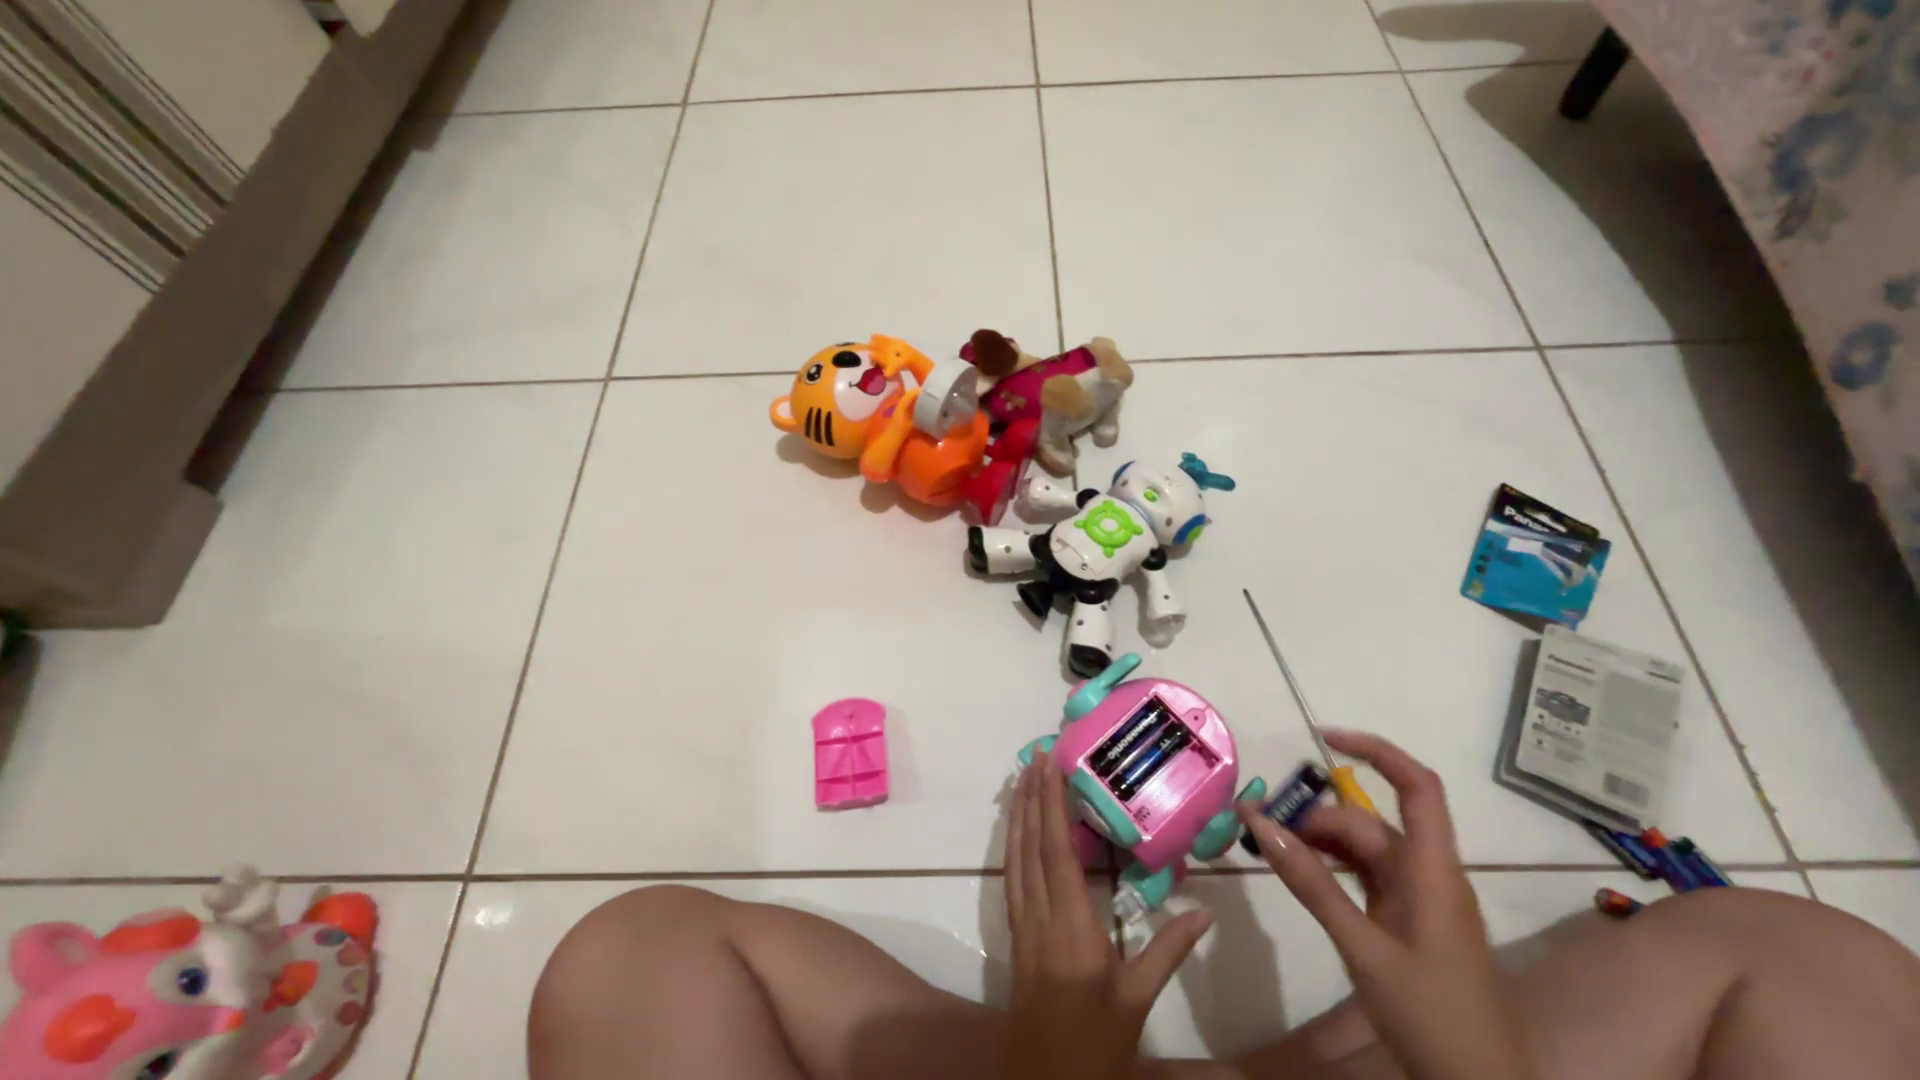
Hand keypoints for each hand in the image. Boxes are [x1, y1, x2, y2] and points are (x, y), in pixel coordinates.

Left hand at [1002, 754, 1210, 1079]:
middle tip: (1035, 754)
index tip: (1051, 768)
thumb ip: (1167, 950)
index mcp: (1071, 926)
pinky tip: (1018, 831)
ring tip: (1023, 778)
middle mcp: (1039, 916)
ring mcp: (1021, 924)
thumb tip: (1205, 910)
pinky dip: (1013, 845)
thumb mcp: (1137, 998)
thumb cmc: (1095, 1040)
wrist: (1042, 1077)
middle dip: (1032, 798)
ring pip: (1014, 858)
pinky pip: (1011, 878)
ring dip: (1019, 815)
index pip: (1058, 854)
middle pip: (1030, 847)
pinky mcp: (1015, 935)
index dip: (1053, 807)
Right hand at [1237, 731, 1535, 1079]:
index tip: (1324, 737)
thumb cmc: (1430, 1014)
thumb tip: (1261, 825)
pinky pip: (1368, 875)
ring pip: (1367, 848)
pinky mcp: (1410, 919)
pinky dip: (1333, 868)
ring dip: (1322, 842)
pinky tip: (1302, 875)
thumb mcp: (1362, 948)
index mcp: (1432, 871)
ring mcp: (1421, 897)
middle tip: (1263, 831)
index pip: (1418, 787)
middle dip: (1319, 816)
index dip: (1377, 751)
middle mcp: (1429, 872)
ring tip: (1273, 850)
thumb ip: (1312, 884)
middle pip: (1373, 821)